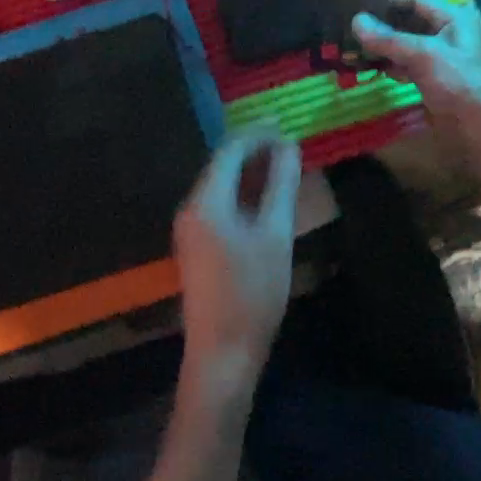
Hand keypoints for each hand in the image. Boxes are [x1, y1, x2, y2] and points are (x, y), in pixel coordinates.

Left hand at [173, 124, 300, 396]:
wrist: (222, 354)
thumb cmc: (252, 293)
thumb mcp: (275, 235)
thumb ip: (281, 186)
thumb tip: (289, 146)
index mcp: (205, 201)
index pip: (230, 149)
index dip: (259, 134)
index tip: (287, 126)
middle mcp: (190, 208)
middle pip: (222, 165)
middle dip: (256, 151)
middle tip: (290, 145)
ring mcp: (190, 229)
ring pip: (221, 186)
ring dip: (251, 173)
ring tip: (284, 168)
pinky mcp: (196, 246)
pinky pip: (219, 205)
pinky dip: (243, 194)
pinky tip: (266, 200)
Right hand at [353, 0, 480, 139]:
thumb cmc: (459, 85)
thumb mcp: (423, 56)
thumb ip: (388, 39)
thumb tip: (355, 20)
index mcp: (453, 16)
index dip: (386, 0)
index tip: (355, 4)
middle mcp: (447, 31)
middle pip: (407, 20)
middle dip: (380, 25)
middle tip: (348, 27)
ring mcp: (440, 55)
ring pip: (405, 42)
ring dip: (382, 45)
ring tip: (352, 46)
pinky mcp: (433, 76)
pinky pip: (406, 62)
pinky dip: (390, 62)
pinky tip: (369, 66)